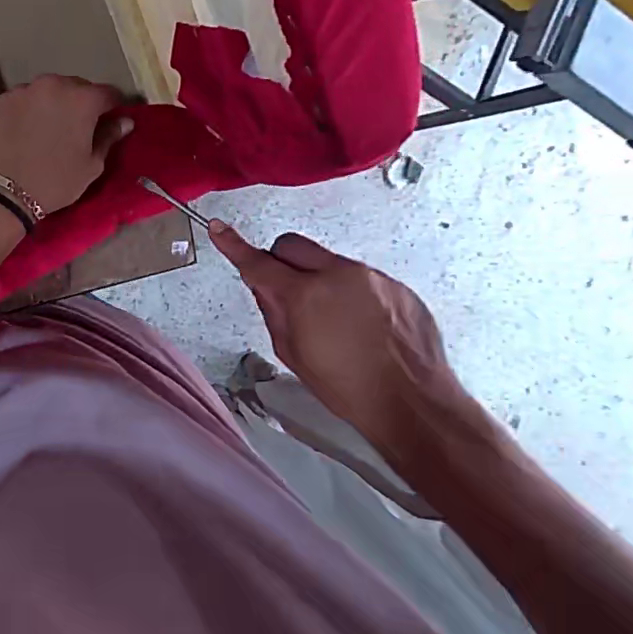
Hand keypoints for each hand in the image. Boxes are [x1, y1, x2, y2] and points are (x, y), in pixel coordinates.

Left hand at [0, 76, 133, 214]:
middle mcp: (54, 85)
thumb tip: (125, 122)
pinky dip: (31, 109)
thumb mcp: (90, 165)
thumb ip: (108, 137)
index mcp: (83, 99)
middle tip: (81, 127)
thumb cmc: (54, 181)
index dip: (114, 107)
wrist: (1, 192)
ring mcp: (24, 89)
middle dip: (83, 103)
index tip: (113, 120)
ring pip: (49, 91)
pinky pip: (25, 99)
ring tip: (51, 129)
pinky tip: (27, 131)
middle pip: (78, 87)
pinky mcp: (1, 99)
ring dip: (55, 104)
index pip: (109, 93)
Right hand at [209, 224, 477, 449]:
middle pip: (291, 246)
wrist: (413, 403)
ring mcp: (370, 276)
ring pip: (328, 261)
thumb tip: (265, 288)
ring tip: (333, 323)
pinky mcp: (395, 284)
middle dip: (280, 262)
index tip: (219, 230)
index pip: (258, 262)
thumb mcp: (294, 356)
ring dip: (319, 280)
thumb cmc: (352, 390)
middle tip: (284, 291)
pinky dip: (351, 294)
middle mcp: (338, 275)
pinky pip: (360, 277)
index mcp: (306, 295)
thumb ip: (274, 313)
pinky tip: (361, 328)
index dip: (233, 245)